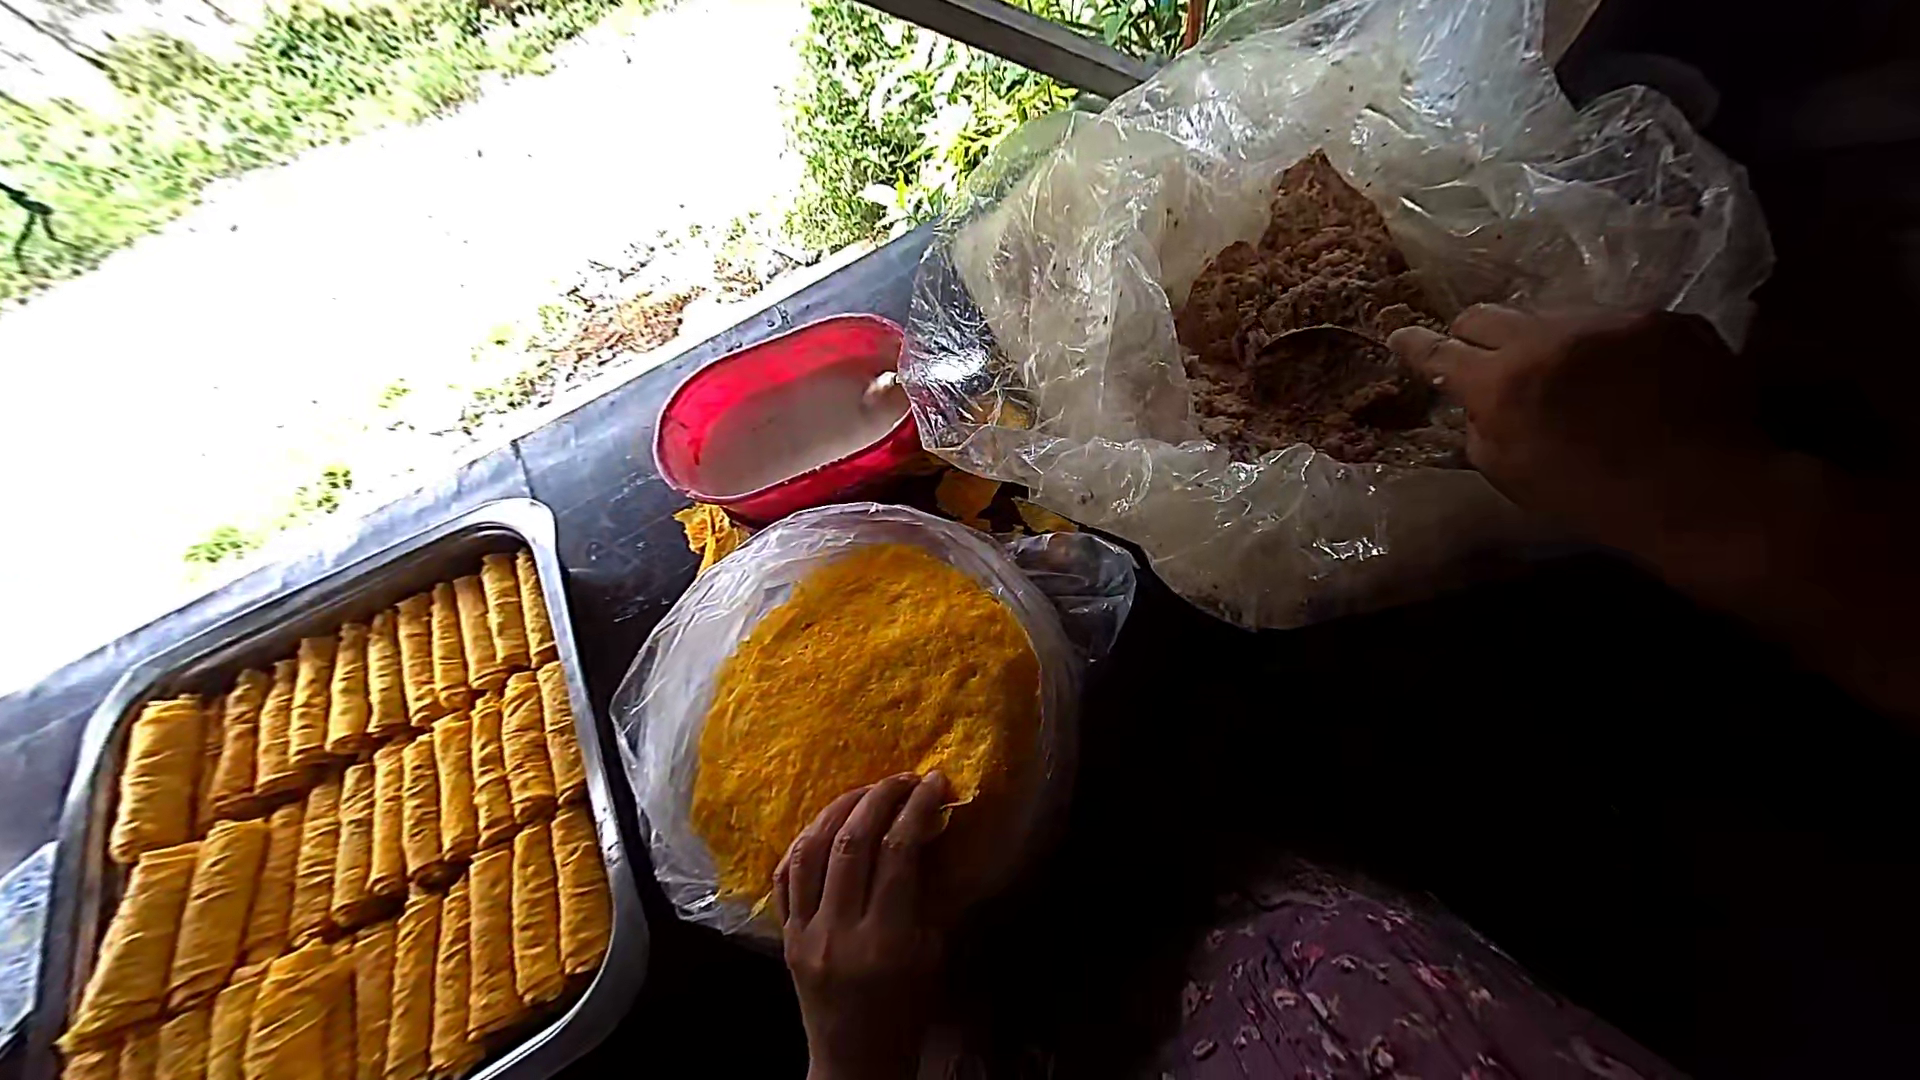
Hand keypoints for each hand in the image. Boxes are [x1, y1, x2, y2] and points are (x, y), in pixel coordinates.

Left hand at [775, 773, 952, 1079]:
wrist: (854, 1065)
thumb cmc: (907, 1009)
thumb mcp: (931, 950)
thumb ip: (926, 888)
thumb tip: (926, 826)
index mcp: (885, 940)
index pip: (899, 852)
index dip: (918, 807)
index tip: (935, 780)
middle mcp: (839, 931)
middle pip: (853, 841)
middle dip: (880, 796)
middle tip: (902, 778)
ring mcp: (804, 932)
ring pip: (812, 849)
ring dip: (840, 808)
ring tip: (866, 791)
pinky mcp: (785, 936)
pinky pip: (785, 874)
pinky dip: (806, 840)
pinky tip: (827, 823)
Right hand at [1387, 306, 1771, 554]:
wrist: (1699, 489)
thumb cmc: (1581, 491)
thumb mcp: (1500, 466)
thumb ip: (1476, 421)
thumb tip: (1473, 398)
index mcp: (1501, 383)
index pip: (1438, 352)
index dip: (1413, 344)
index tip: (1399, 336)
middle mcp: (1550, 339)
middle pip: (1486, 315)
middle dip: (1471, 335)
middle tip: (1480, 359)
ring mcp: (1612, 322)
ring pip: (1548, 315)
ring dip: (1539, 341)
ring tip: (1560, 374)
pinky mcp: (1665, 320)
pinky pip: (1607, 323)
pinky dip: (1594, 346)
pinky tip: (1613, 377)